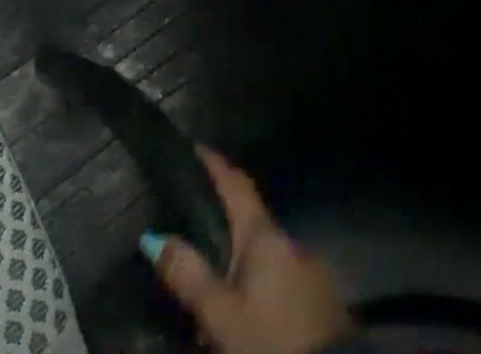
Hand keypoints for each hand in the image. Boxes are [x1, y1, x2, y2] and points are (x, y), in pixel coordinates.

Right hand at [142, 149, 354, 352]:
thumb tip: (153, 238)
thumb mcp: (219, 313)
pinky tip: (247, 313)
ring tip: (215, 291)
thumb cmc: (273, 340)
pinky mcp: (326, 303)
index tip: (193, 146)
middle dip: (221, 231)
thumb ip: (186, 273)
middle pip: (249, 224)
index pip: (236, 184)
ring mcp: (314, 274)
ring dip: (241, 266)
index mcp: (265, 237)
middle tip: (190, 244)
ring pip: (266, 257)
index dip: (213, 163)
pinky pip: (282, 281)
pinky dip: (261, 288)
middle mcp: (293, 244)